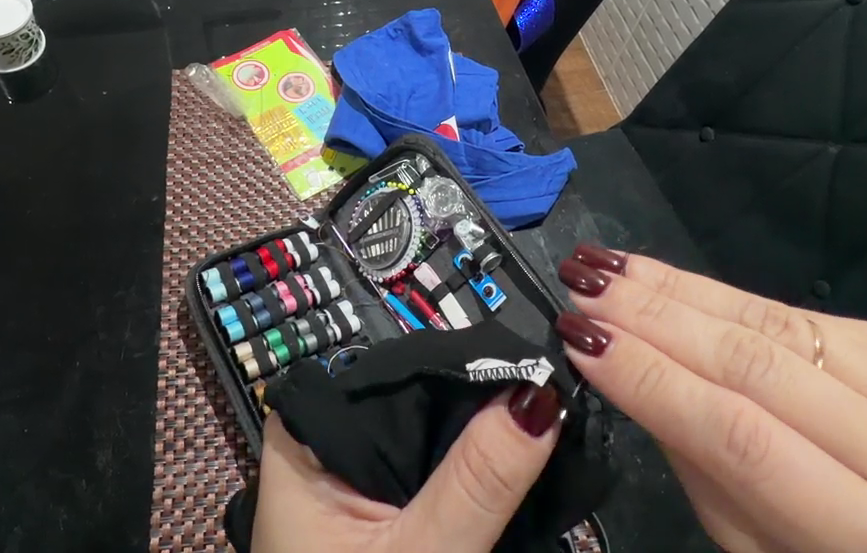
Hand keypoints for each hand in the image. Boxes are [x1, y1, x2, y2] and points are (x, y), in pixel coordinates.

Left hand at [250, 384, 562, 552]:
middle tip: (558, 405)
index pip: (395, 367)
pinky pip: (426, 463)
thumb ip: (475, 482)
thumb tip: (541, 394)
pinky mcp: (371, 499)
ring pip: (427, 429)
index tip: (539, 373)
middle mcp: (322, 434)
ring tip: (549, 425)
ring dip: (481, 438)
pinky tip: (512, 463)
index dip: (467, 367)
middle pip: (413, 395)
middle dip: (480, 405)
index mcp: (307, 428)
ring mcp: (347, 468)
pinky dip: (466, 469)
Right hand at [553, 247, 866, 552]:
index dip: (652, 380)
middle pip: (758, 366)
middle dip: (654, 318)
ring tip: (609, 266)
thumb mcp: (759, 550)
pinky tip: (665, 277)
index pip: (741, 437)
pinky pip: (799, 313)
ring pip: (774, 324)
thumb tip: (624, 364)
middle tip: (582, 284)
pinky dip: (722, 293)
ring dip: (677, 290)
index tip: (578, 336)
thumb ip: (700, 462)